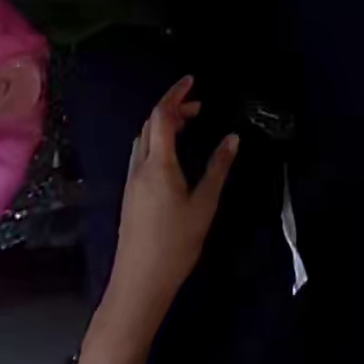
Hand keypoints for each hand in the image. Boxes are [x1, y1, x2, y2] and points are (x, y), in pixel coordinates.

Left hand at [77, 76, 238, 363]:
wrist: (138, 282)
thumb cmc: (175, 244)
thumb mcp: (204, 206)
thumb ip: (217, 169)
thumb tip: (233, 138)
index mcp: (158, 163)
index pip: (162, 115)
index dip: (176, 94)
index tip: (192, 81)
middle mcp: (140, 164)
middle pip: (151, 123)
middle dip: (172, 107)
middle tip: (198, 105)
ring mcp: (132, 178)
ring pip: (144, 137)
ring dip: (163, 122)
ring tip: (188, 123)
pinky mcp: (130, 192)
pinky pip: (142, 151)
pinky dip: (157, 139)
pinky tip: (172, 152)